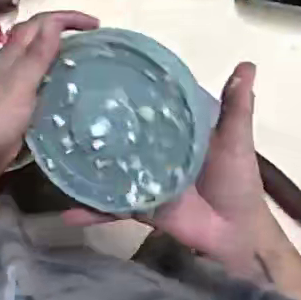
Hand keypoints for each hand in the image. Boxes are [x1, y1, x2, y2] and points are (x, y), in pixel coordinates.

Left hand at [0, 10, 99, 186]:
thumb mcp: (19, 84)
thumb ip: (37, 55)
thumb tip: (55, 23)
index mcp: (11, 55)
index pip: (41, 24)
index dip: (68, 18)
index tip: (96, 25)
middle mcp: (11, 66)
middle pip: (38, 38)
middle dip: (65, 31)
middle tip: (93, 41)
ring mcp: (12, 86)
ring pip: (39, 61)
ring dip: (60, 55)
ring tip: (86, 62)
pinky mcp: (16, 106)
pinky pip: (40, 85)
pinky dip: (56, 80)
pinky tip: (69, 92)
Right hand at [63, 62, 285, 282]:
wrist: (235, 235)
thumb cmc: (238, 182)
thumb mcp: (236, 140)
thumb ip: (236, 107)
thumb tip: (247, 64)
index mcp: (175, 130)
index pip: (147, 104)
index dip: (128, 90)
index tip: (100, 70)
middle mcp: (153, 149)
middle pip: (120, 134)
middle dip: (95, 124)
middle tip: (62, 108)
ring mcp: (141, 177)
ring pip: (108, 167)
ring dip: (84, 164)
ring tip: (53, 154)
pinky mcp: (137, 205)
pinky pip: (110, 206)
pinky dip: (91, 210)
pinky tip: (67, 212)